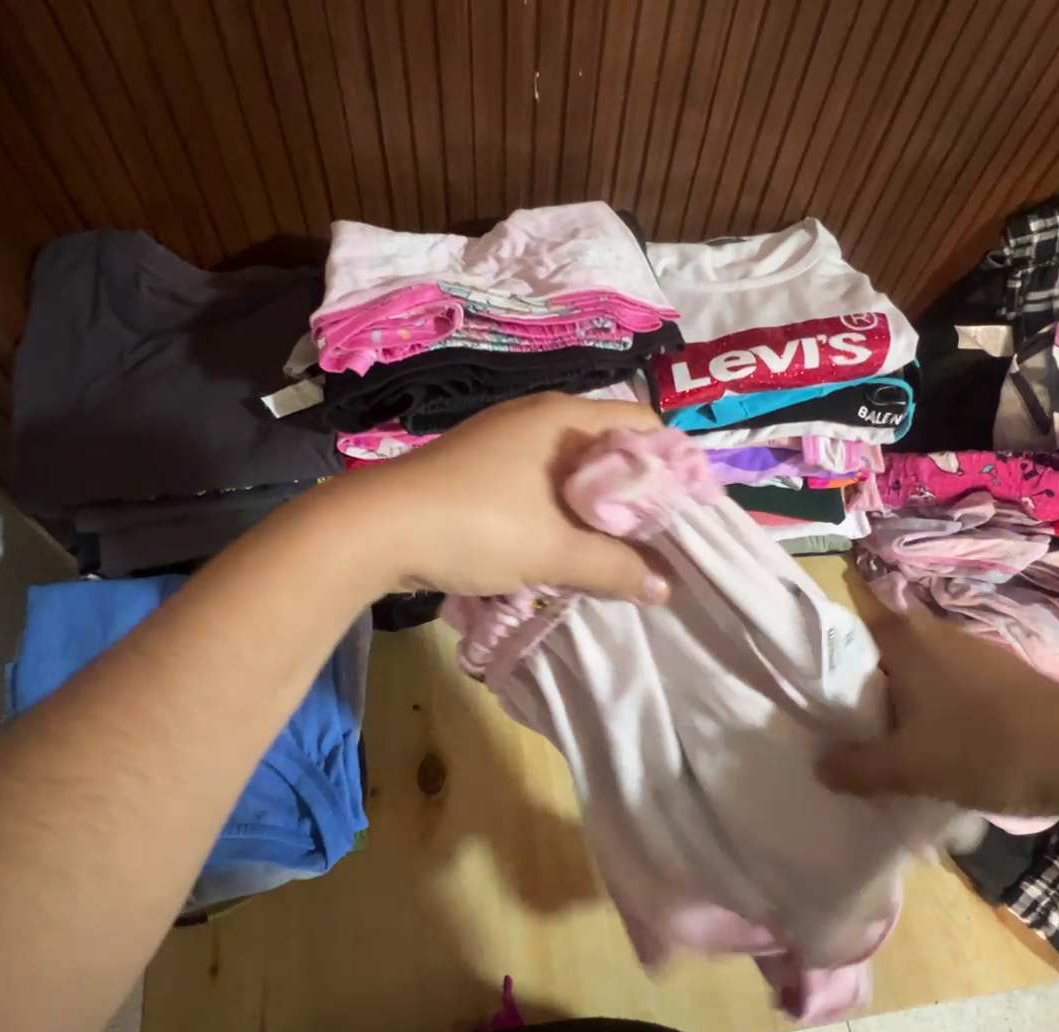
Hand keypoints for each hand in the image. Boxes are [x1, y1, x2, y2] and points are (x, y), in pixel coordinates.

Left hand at [334, 393, 671, 602]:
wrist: (375, 529)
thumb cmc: (476, 525)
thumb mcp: (553, 550)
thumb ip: (614, 567)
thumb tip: (661, 586)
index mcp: (563, 417)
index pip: (642, 424)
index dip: (670, 465)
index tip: (683, 513)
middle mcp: (537, 417)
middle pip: (607, 448)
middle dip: (633, 494)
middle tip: (653, 540)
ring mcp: (503, 440)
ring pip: (570, 470)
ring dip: (593, 508)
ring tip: (612, 551)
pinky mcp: (479, 467)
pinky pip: (538, 483)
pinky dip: (558, 511)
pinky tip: (560, 547)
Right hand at [814, 604, 1058, 821]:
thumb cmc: (989, 749)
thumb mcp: (910, 767)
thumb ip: (857, 767)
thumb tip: (819, 767)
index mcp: (903, 637)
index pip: (842, 629)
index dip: (822, 660)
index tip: (809, 696)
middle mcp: (933, 631)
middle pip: (875, 654)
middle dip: (858, 688)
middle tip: (841, 727)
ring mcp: (972, 651)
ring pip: (912, 671)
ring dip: (896, 701)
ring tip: (883, 742)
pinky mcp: (1001, 675)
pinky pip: (944, 685)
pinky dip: (931, 709)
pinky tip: (934, 746)